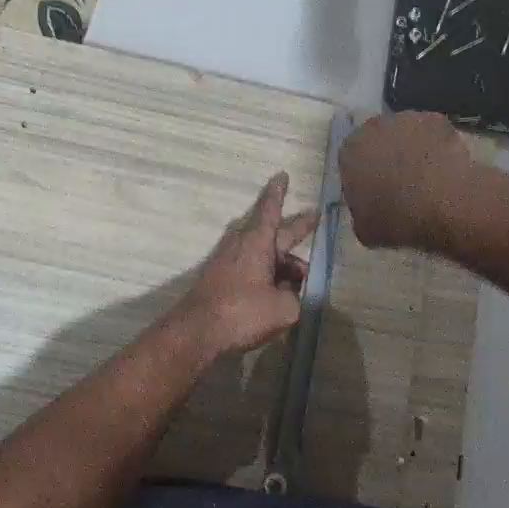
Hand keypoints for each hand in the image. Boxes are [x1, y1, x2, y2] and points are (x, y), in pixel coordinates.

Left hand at [153, 173, 318, 363]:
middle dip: (294, 229)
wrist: (196, 332)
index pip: (272, 210)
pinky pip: (251, 267)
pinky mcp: (219, 279)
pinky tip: (277, 292)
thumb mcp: (284, 308)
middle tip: (312, 219)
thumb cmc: (242, 313)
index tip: (282, 175)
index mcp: (258, 242)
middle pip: (273, 233)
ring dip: (283, 261)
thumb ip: (295, 296)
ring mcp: (227, 261)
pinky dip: (268, 273)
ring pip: (263, 253)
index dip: (279, 193)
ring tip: (302, 280)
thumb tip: (290, 294)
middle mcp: (240, 245)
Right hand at [339, 112, 473, 249]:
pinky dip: (435, 144)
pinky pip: (431, 132)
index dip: (363, 175)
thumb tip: (368, 207)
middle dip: (385, 155)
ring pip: (404, 132)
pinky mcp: (437, 119)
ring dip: (410, 147)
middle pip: (376, 140)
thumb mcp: (364, 229)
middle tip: (400, 180)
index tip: (375, 191)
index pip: (350, 159)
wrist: (445, 205)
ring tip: (425, 174)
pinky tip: (443, 166)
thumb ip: (359, 210)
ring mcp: (406, 119)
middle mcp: (373, 127)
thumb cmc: (398, 220)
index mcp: (349, 152)